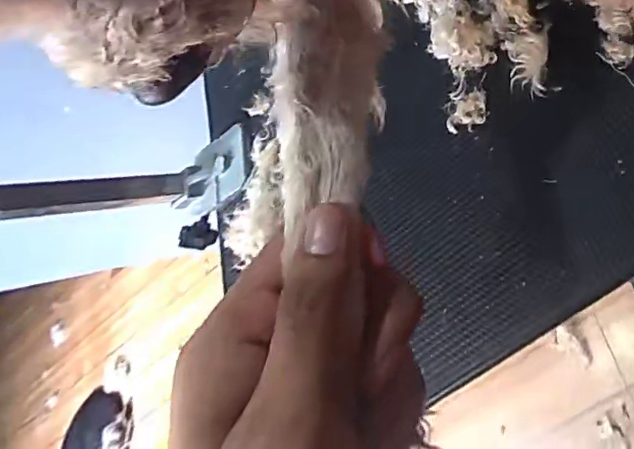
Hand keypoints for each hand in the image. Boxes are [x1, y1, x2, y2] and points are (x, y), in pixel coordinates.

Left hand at [170, 204, 424, 448]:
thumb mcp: (292, 417)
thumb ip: (315, 309)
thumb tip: (329, 207)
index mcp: (239, 333)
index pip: (308, 241)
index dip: (353, 256)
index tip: (370, 300)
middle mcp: (272, 346)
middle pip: (357, 282)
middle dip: (380, 333)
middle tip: (363, 390)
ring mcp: (309, 379)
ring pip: (383, 329)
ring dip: (391, 380)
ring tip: (366, 436)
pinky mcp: (340, 405)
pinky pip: (390, 372)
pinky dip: (394, 407)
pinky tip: (375, 441)